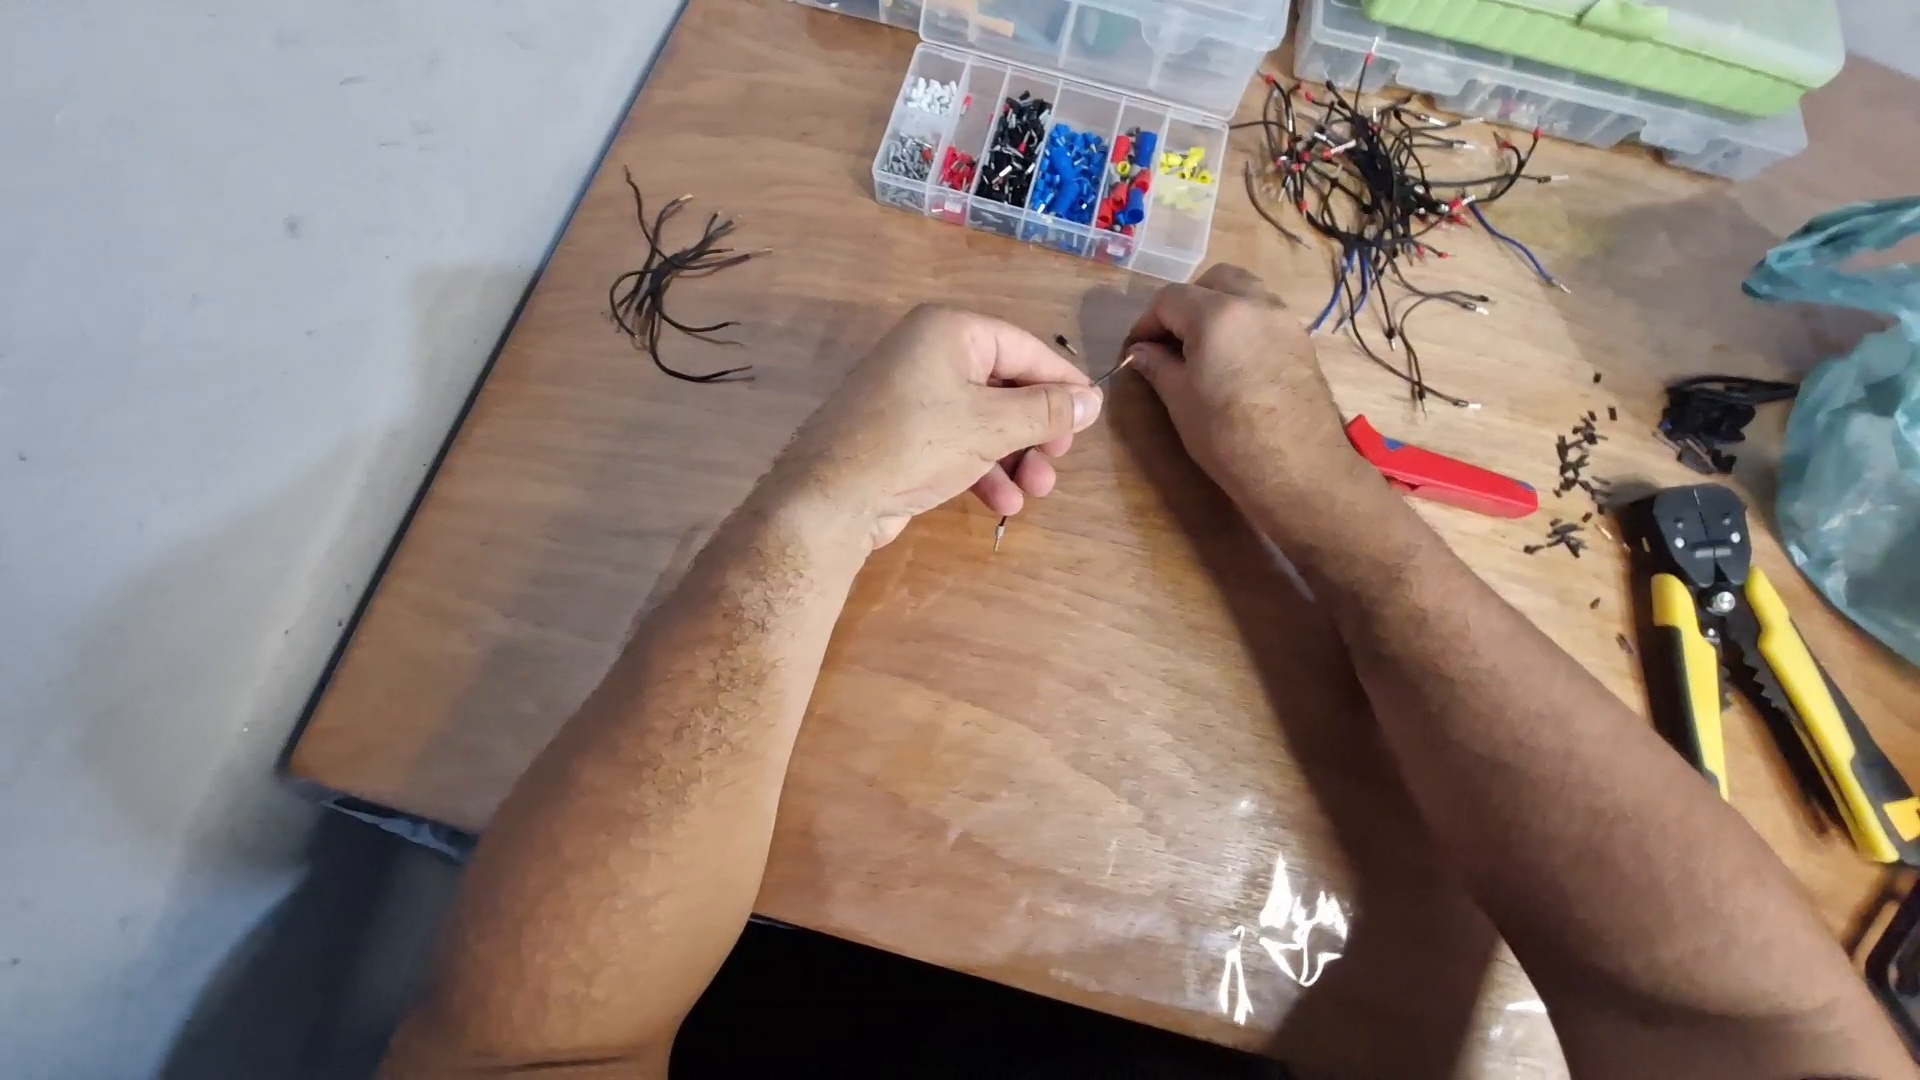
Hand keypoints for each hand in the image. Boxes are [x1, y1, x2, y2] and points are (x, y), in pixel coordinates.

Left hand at [774, 304, 1102, 548]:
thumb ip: (1046, 411)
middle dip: (1036, 430)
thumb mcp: (991, 425)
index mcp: (949, 332)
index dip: (1062, 383)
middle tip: (1059, 459)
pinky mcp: (903, 437)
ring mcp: (913, 398)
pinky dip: (981, 470)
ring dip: (1014, 457)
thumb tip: (1093, 400)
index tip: (1091, 416)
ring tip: (1036, 491)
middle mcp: (929, 356)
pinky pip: (956, 444)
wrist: (831, 497)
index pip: (1024, 348)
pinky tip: (1002, 503)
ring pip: (983, 422)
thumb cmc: (915, 443)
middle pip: (1004, 387)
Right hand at [1124, 264, 1372, 516]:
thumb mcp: (1179, 400)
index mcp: (1217, 314)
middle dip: (1185, 304)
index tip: (1135, 350)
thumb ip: (1157, 366)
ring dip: (1216, 308)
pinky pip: (1264, 314)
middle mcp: (1255, 303)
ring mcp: (1284, 319)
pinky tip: (1231, 361)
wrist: (1295, 466)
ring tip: (1201, 349)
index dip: (1145, 323)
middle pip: (1213, 281)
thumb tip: (1140, 352)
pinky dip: (1241, 323)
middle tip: (1170, 341)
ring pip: (1244, 291)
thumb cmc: (1226, 435)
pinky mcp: (1300, 340)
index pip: (1169, 299)